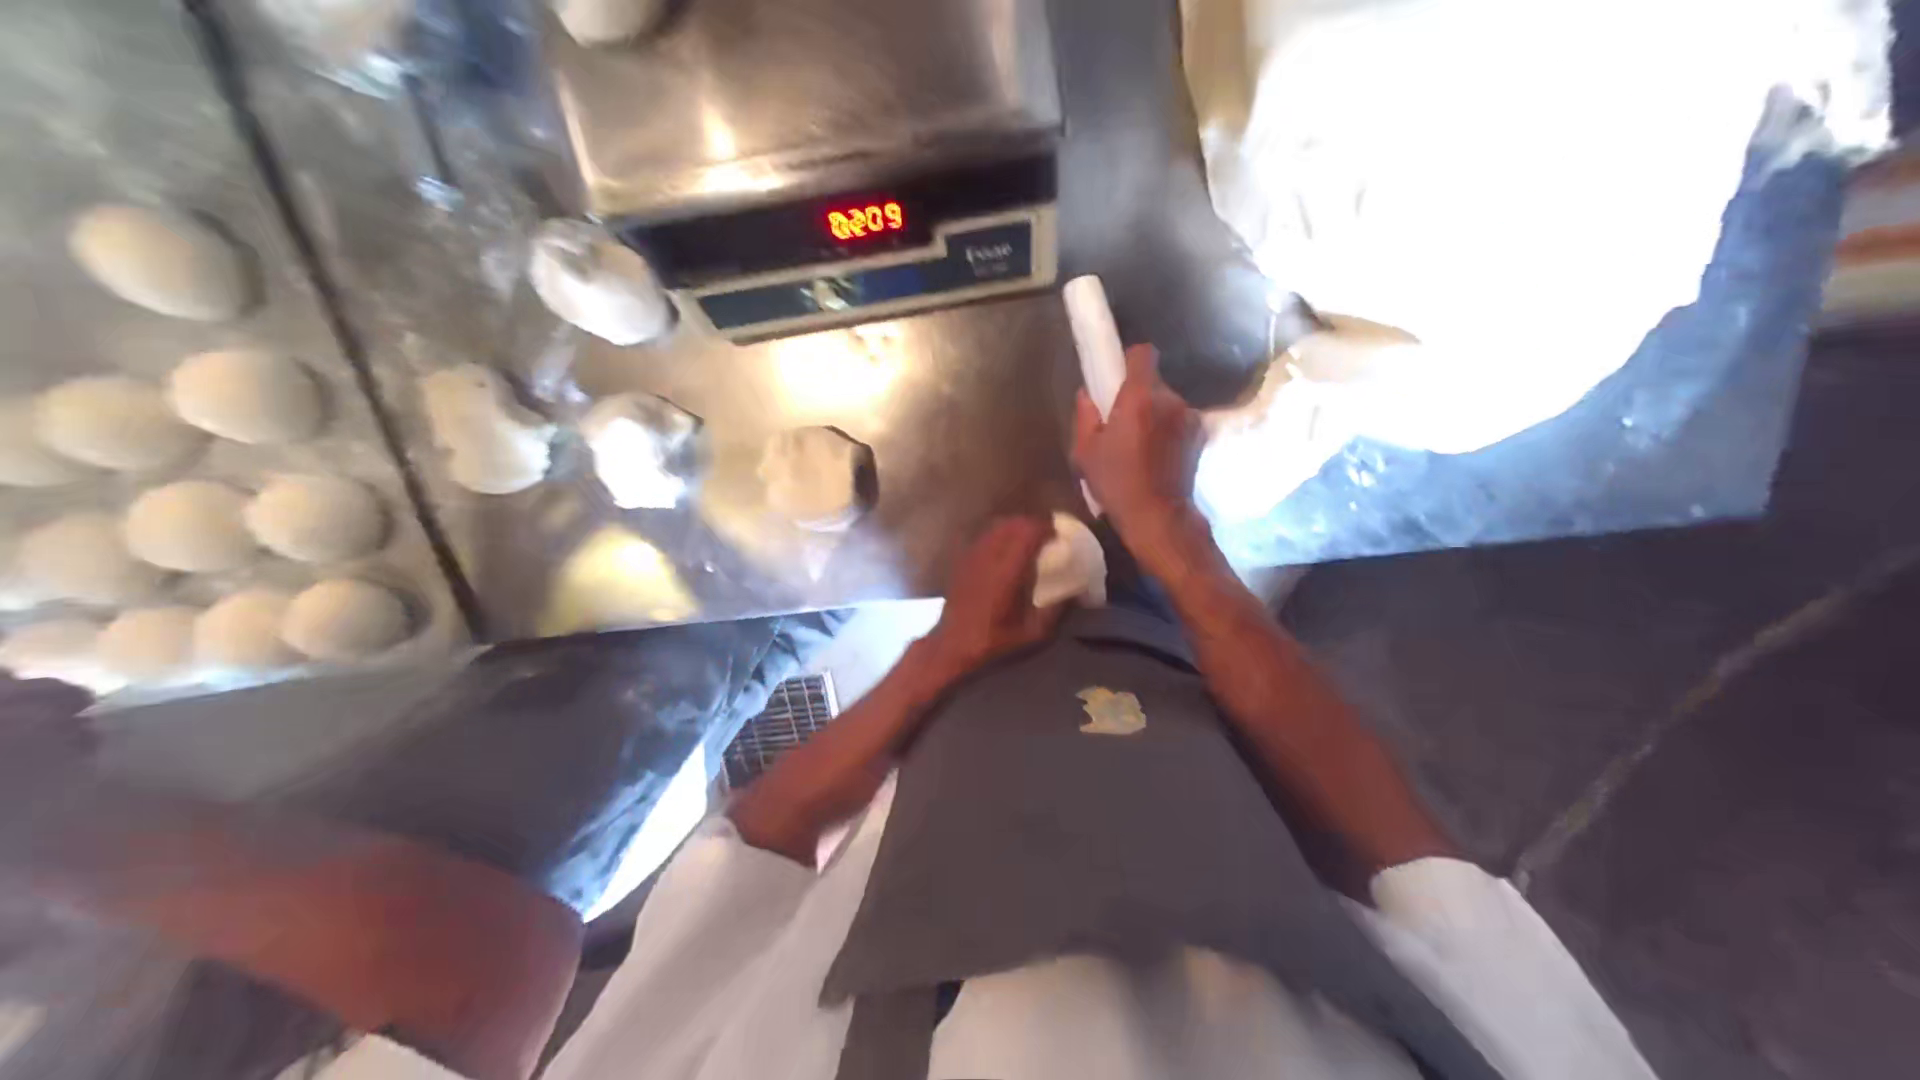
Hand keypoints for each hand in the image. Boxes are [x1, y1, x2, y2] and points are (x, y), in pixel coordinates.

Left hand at [919, 516, 1065, 682]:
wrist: (954, 646)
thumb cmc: (995, 641)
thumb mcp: (1033, 632)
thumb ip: (1055, 609)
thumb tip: (1075, 592)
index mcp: (1007, 571)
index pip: (1027, 533)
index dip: (1045, 527)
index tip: (1058, 534)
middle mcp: (988, 557)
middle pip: (1012, 524)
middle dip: (1032, 525)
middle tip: (1046, 535)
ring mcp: (972, 556)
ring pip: (996, 527)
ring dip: (1014, 528)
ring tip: (1027, 540)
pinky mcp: (962, 561)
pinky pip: (984, 537)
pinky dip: (998, 536)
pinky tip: (1005, 551)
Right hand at [1073, 344, 1203, 549]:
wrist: (1158, 516)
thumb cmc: (1116, 483)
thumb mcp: (1085, 452)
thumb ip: (1085, 416)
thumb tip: (1086, 393)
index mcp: (1140, 397)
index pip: (1143, 353)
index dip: (1130, 359)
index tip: (1119, 376)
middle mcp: (1170, 400)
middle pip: (1154, 382)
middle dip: (1139, 395)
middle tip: (1123, 422)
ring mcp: (1190, 417)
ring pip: (1168, 403)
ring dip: (1155, 415)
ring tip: (1141, 444)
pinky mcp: (1201, 436)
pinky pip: (1180, 421)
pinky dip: (1170, 430)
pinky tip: (1158, 455)